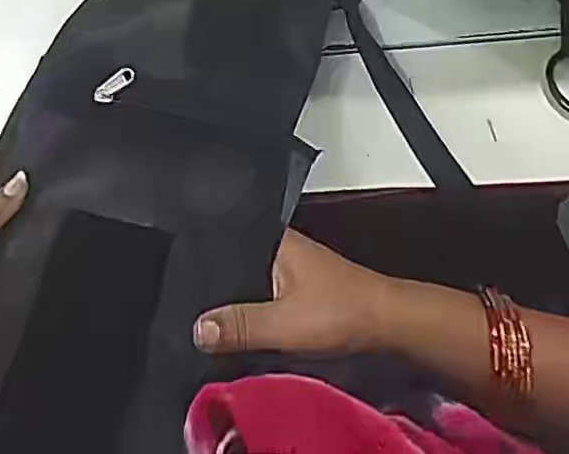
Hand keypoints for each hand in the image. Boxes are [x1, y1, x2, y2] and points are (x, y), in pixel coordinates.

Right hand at [194, 229, 399, 355]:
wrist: (388, 325)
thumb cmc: (342, 311)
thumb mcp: (284, 324)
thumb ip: (240, 325)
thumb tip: (198, 329)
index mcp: (273, 238)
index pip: (224, 239)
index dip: (202, 262)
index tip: (180, 285)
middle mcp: (280, 245)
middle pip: (235, 263)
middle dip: (218, 287)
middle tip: (199, 313)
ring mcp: (291, 265)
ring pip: (250, 280)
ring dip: (237, 301)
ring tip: (219, 323)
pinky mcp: (299, 286)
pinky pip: (264, 293)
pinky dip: (254, 310)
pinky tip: (248, 329)